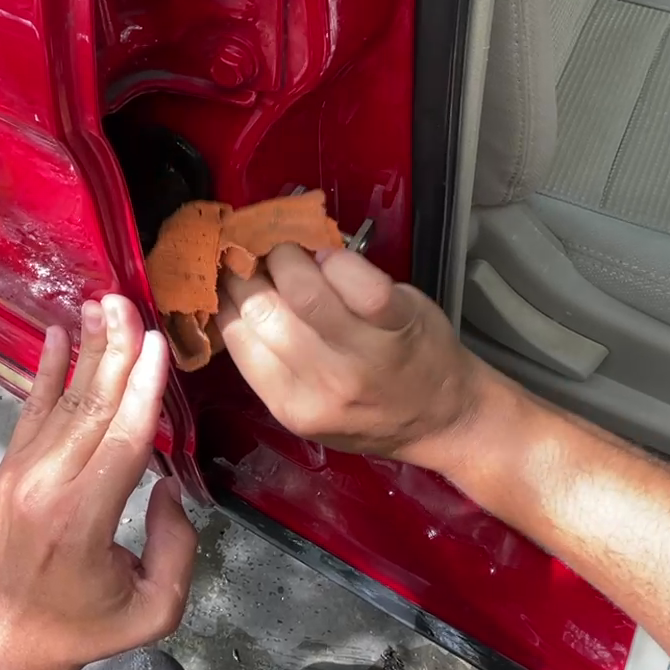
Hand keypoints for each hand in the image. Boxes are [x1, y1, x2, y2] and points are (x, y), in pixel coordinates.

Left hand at [0, 295, 198, 669]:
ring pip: (64, 400)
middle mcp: (47, 486)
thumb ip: (177, 548)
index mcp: (84, 520)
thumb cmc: (90, 626)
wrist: (13, 637)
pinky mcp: (10, 466)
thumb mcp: (156, 610)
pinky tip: (57, 334)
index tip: (156, 343)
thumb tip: (168, 485)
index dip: (143, 389)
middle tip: (127, 303)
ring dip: (87, 349)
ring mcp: (22, 472)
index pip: (123, 441)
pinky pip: (32, 408)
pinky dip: (47, 369)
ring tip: (101, 304)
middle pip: (92, 407)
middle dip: (115, 350)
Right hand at [217, 244, 494, 472]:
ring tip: (289, 252)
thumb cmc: (370, 410)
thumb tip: (231, 292)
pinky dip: (335, 258)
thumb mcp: (307, 405)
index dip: (223, 293)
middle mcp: (322, 383)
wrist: (446, 417)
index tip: (224, 270)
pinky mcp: (398, 322)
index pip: (236, 335)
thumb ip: (270, 359)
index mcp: (289, 404)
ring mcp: (363, 354)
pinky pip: (354, 277)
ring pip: (302, 288)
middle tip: (250, 253)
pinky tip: (331, 259)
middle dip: (248, 269)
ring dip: (286, 257)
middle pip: (262, 309)